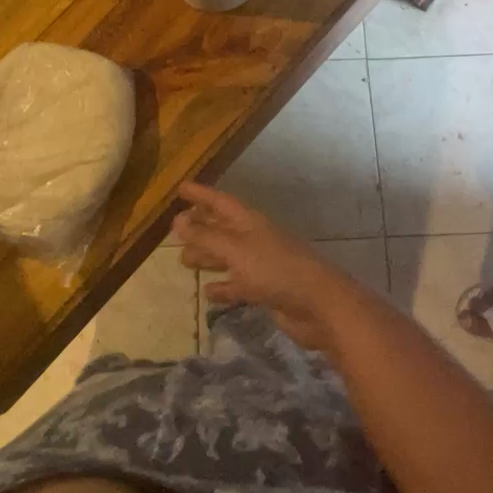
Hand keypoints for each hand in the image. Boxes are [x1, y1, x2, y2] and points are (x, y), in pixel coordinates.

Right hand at [173, 182, 365, 350]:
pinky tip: (207, 293)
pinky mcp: (266, 290)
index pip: (220, 202)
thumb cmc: (275, 269)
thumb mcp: (235, 250)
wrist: (318, 304)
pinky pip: (238, 285)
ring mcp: (262, 265)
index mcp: (250, 222)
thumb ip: (206, 236)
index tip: (179, 188)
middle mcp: (255, 239)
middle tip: (174, 230)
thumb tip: (178, 219)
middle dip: (201, 227)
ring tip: (184, 261)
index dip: (201, 194)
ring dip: (208, 257)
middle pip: (223, 228)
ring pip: (228, 257)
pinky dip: (223, 287)